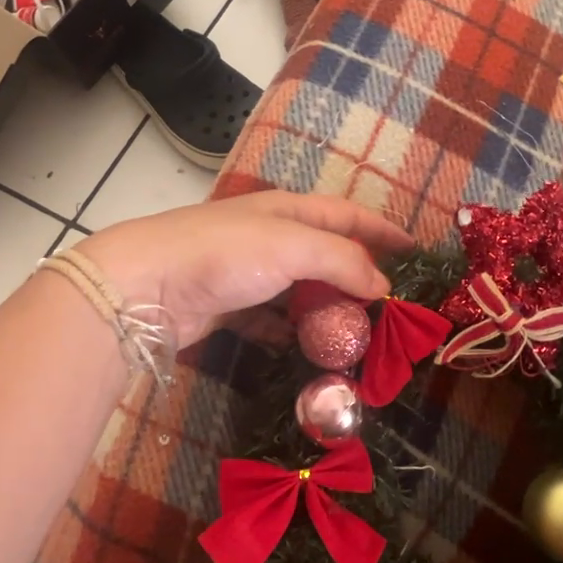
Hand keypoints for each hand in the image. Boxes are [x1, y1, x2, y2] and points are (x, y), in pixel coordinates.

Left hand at [73, 191, 412, 347]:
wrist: (147, 285)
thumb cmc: (226, 254)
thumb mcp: (294, 247)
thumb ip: (343, 262)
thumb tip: (383, 286)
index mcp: (289, 211)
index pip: (348, 215)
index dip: (383, 230)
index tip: (416, 251)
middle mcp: (270, 236)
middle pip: (326, 255)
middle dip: (357, 278)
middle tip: (389, 309)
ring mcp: (247, 272)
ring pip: (299, 291)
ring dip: (325, 310)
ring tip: (355, 337)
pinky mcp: (227, 307)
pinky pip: (269, 320)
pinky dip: (288, 332)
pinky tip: (303, 351)